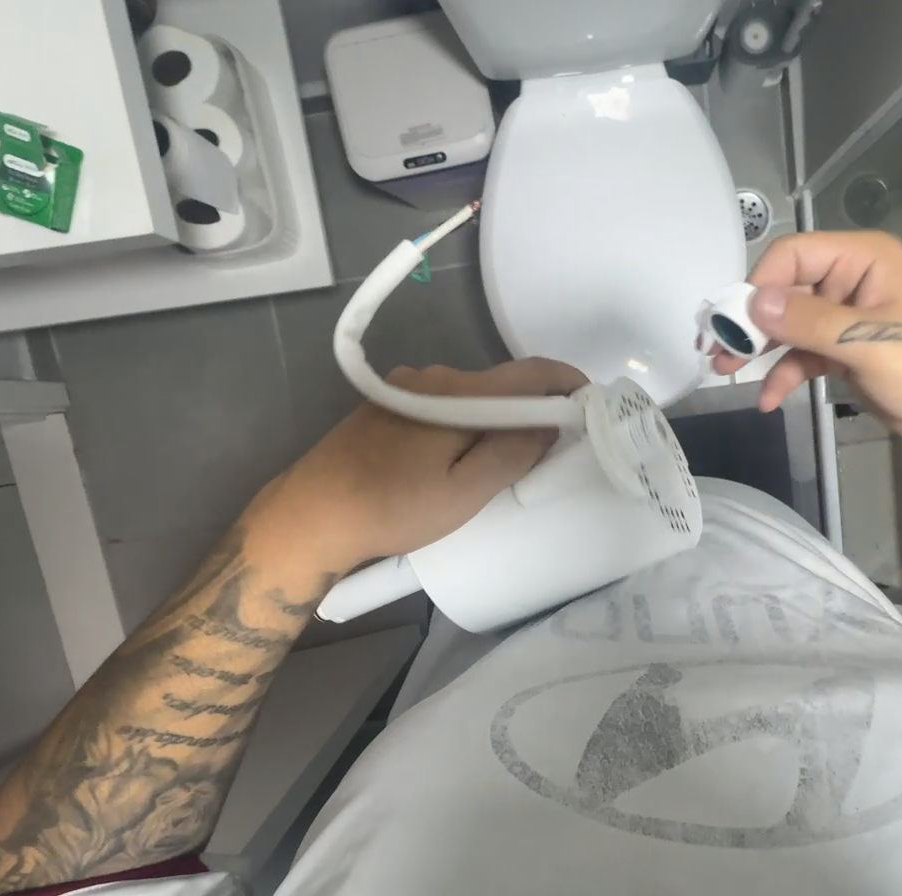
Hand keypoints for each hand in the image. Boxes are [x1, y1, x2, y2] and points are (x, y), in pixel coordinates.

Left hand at [245, 358, 586, 573]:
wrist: (311, 516)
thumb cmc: (392, 508)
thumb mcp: (464, 493)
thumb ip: (511, 454)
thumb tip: (547, 426)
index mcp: (456, 394)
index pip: (529, 374)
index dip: (567, 385)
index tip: (591, 407)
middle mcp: (432, 378)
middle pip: (500, 386)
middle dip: (533, 411)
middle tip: (552, 452)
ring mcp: (406, 391)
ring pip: (472, 400)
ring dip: (497, 423)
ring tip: (505, 467)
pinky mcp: (388, 407)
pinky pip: (445, 408)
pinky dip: (467, 427)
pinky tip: (460, 462)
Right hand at [710, 231, 901, 444]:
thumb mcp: (868, 342)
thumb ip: (809, 321)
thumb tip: (753, 303)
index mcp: (863, 259)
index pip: (794, 254)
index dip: (759, 284)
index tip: (732, 322)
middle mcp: (850, 281)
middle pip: (784, 290)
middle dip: (749, 321)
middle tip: (715, 350)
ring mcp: (844, 317)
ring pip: (787, 325)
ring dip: (758, 349)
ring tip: (725, 373)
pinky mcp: (842, 350)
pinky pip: (801, 355)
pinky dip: (783, 374)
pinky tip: (769, 400)